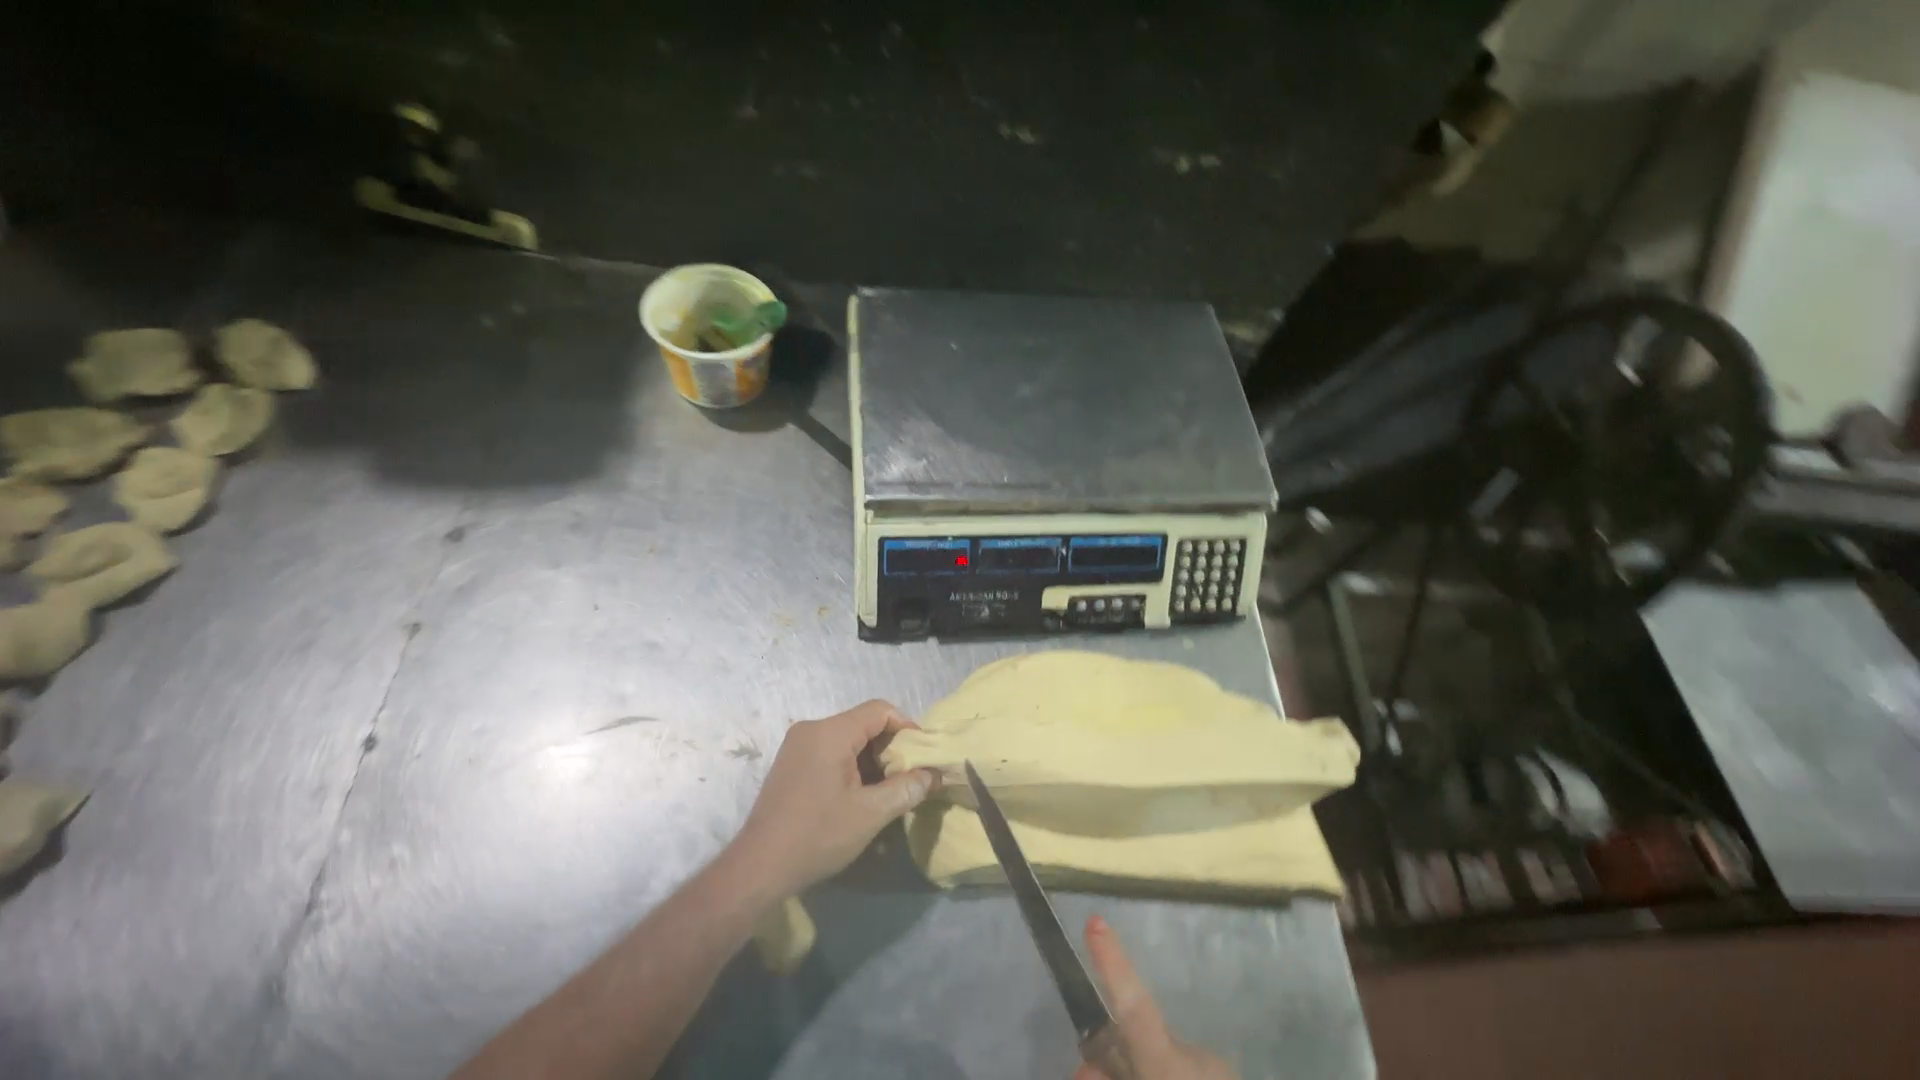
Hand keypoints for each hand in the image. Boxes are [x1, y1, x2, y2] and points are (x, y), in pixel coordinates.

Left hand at [731, 700, 938, 896]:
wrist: (760, 866)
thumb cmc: (818, 835)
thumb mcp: (871, 814)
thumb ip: (907, 788)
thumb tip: (935, 774)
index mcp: (830, 732)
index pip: (880, 710)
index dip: (907, 728)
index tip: (923, 757)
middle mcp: (811, 729)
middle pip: (863, 723)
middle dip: (890, 748)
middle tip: (909, 778)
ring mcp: (797, 746)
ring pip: (848, 739)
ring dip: (871, 760)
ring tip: (888, 791)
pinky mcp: (791, 763)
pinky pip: (830, 752)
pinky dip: (852, 766)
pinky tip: (861, 796)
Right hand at [1074, 916, 1238, 1079]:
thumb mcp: (1149, 1074)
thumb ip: (1104, 1076)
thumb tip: (1087, 1066)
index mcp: (1170, 1069)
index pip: (1136, 1009)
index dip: (1114, 965)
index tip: (1096, 921)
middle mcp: (1198, 1062)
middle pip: (1137, 1044)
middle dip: (1110, 1059)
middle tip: (1089, 1077)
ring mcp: (1216, 1069)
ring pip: (1159, 1062)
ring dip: (1137, 1072)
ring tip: (1121, 1078)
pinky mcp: (1224, 1075)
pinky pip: (1182, 1072)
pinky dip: (1161, 1077)